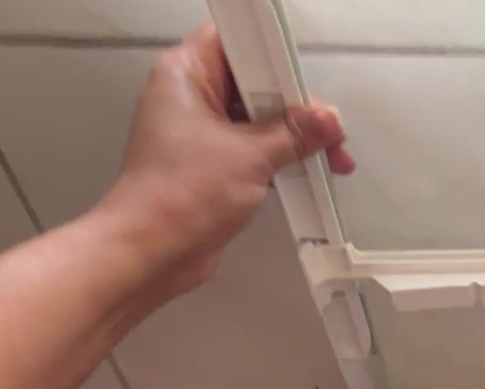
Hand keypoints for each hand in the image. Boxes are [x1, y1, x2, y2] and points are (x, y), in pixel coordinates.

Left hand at [96, 23, 353, 298]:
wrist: (156, 248)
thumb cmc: (178, 195)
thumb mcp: (251, 155)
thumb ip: (294, 134)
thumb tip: (325, 120)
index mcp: (185, 74)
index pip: (237, 44)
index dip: (277, 62)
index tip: (308, 87)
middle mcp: (190, 98)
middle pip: (255, 84)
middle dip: (297, 110)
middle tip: (328, 132)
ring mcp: (201, 133)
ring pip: (258, 121)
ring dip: (294, 139)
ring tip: (326, 159)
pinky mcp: (212, 166)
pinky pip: (254, 151)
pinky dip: (280, 160)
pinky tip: (303, 174)